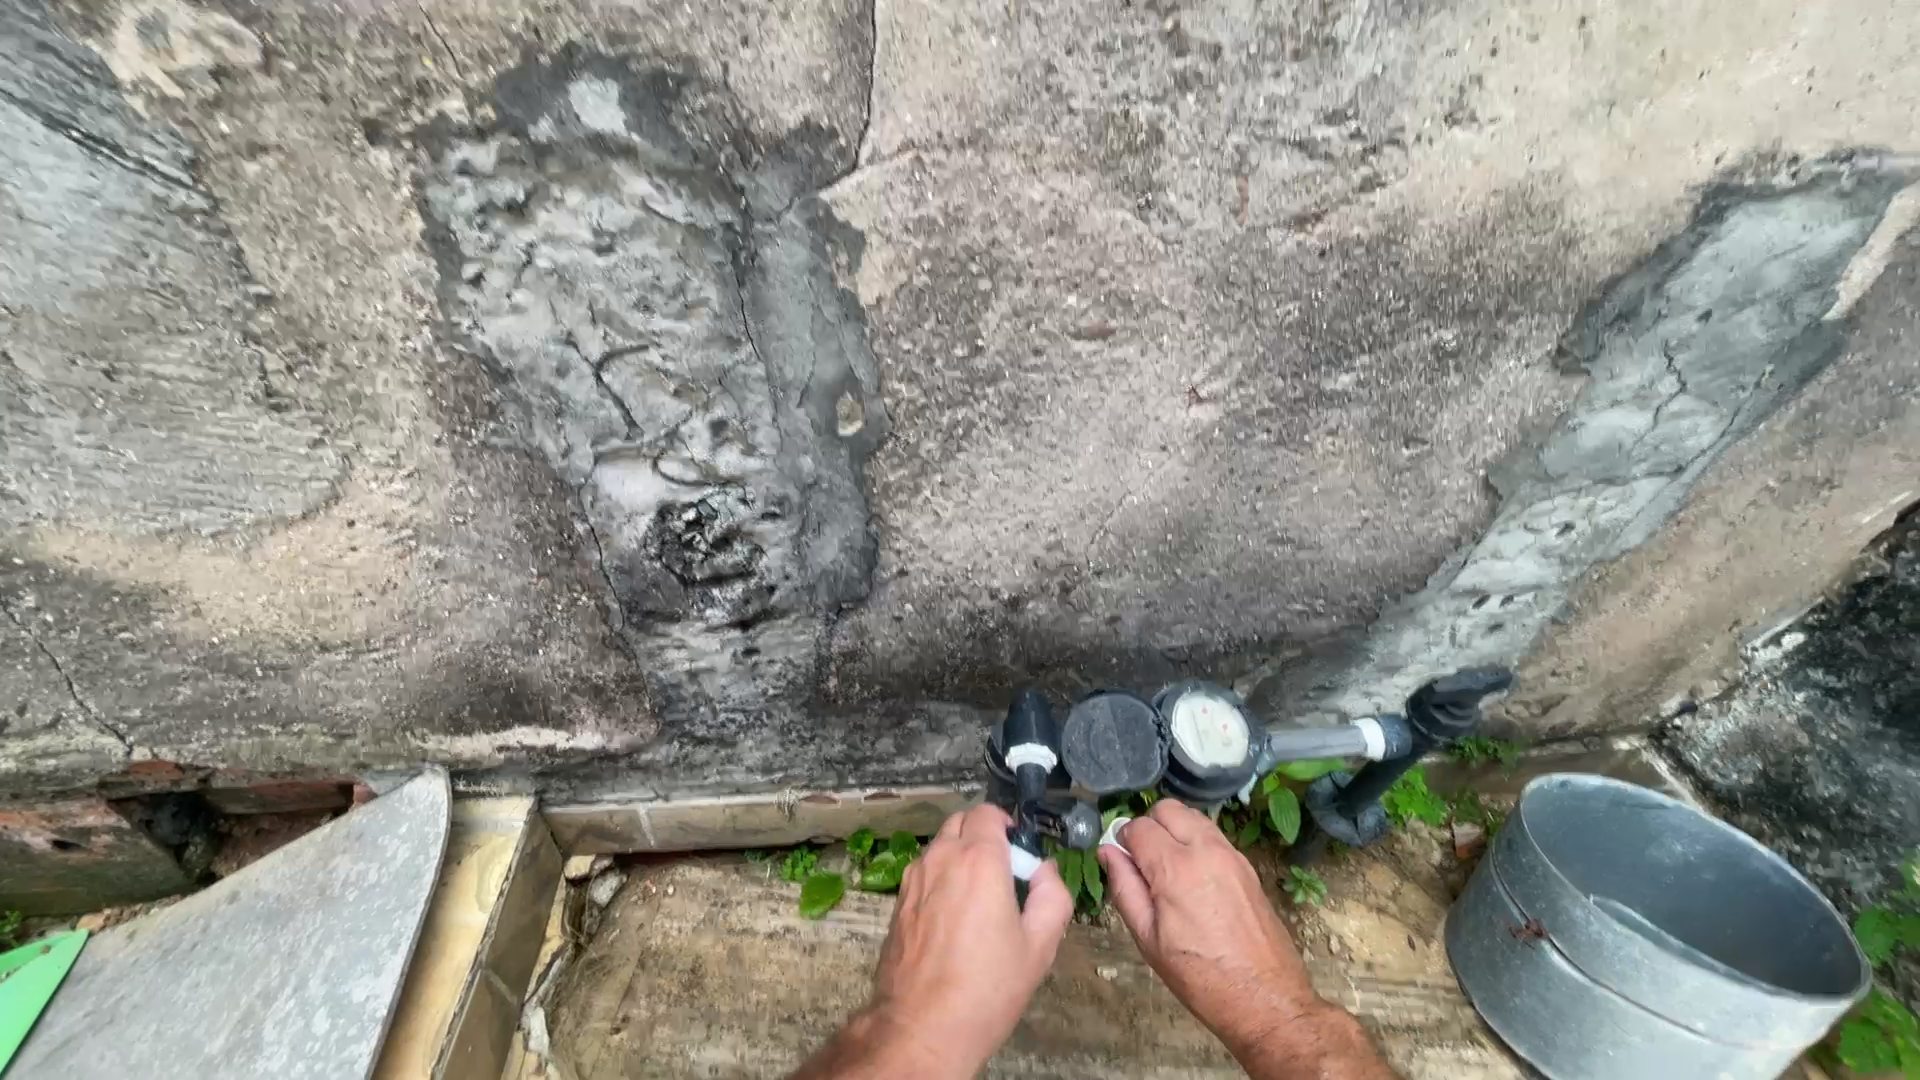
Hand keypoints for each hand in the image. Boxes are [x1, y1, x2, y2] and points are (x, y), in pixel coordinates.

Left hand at [792, 804, 1072, 1079]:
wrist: (921, 1027)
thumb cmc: (986, 988)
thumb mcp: (1039, 946)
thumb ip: (1053, 896)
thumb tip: (1046, 871)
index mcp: (978, 859)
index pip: (988, 812)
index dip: (1006, 825)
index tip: (1018, 854)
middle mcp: (941, 858)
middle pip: (962, 822)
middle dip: (983, 835)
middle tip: (1002, 873)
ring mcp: (914, 878)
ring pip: (940, 846)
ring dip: (960, 855)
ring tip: (978, 899)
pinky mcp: (899, 900)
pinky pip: (924, 871)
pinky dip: (941, 877)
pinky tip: (952, 918)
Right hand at [1098, 800, 1391, 1079]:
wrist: (1267, 1001)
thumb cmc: (1202, 977)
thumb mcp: (1148, 939)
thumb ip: (1124, 888)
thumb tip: (1108, 852)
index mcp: (1175, 869)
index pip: (1138, 826)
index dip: (1123, 841)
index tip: (1123, 861)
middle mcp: (1205, 851)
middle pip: (1166, 808)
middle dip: (1149, 826)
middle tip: (1144, 861)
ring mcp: (1231, 855)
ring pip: (1192, 816)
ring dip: (1174, 829)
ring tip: (1168, 867)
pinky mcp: (1247, 865)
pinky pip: (1213, 834)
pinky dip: (1196, 840)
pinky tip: (1193, 876)